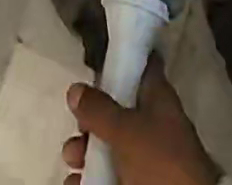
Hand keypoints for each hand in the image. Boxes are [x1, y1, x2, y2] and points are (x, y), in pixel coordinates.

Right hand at [62, 58, 219, 184]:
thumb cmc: (160, 160)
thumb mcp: (126, 130)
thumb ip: (99, 109)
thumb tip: (75, 88)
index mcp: (157, 98)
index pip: (141, 65)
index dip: (120, 58)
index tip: (94, 61)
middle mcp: (151, 122)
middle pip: (115, 109)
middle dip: (90, 118)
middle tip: (77, 126)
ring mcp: (145, 155)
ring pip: (108, 145)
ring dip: (85, 150)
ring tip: (71, 159)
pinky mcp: (137, 181)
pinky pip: (107, 174)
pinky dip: (90, 177)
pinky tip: (75, 181)